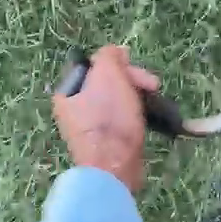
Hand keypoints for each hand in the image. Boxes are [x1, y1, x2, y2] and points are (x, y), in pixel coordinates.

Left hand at [52, 46, 160, 193]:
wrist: (113, 169)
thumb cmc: (109, 117)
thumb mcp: (108, 74)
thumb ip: (109, 55)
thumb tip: (116, 52)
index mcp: (68, 89)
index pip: (96, 63)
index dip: (119, 63)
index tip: (135, 69)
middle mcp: (72, 107)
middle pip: (107, 80)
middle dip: (132, 80)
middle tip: (152, 85)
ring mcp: (87, 126)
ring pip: (115, 99)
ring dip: (136, 96)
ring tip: (153, 103)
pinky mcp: (102, 142)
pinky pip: (118, 118)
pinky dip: (132, 115)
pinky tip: (144, 119)